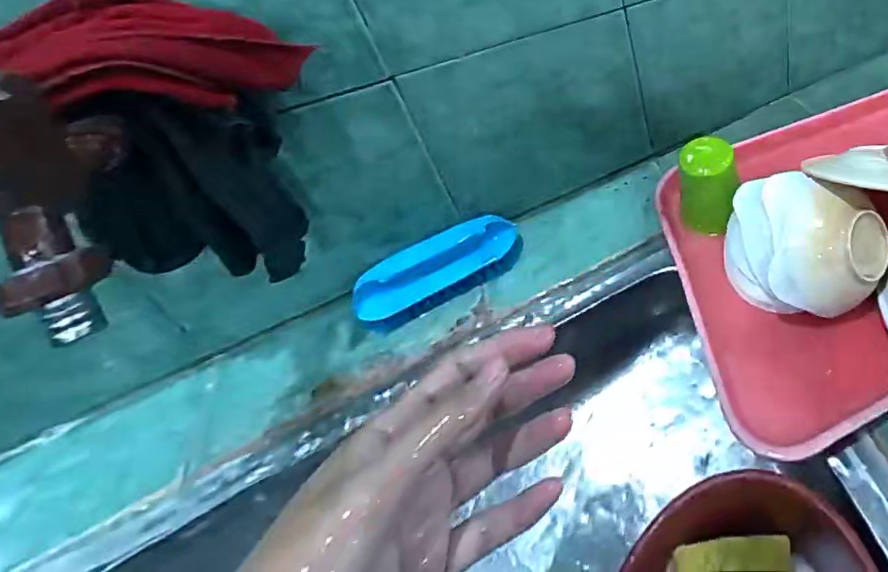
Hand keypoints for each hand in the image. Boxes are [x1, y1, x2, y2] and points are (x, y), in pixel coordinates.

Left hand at [240, 325, 575, 571]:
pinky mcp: (432, 561)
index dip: (500, 351)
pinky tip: (551, 491)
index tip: (547, 338)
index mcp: (389, 436)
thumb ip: (441, 425)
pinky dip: (519, 509)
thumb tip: (497, 366)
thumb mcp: (378, 482)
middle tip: (568, 368)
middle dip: (522, 387)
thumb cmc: (319, 553)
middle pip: (476, 413)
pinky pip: (484, 527)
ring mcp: (422, 514)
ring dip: (526, 441)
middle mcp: (411, 465)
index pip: (454, 376)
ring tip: (567, 420)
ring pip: (486, 466)